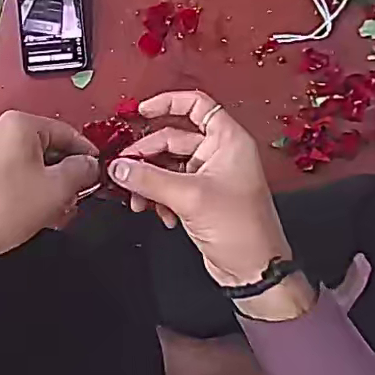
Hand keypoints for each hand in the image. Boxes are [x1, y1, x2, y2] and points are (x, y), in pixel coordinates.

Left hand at [0, 111, 99, 269]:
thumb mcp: (58, 188)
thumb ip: (82, 171)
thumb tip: (90, 165)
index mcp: (19, 124)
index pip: (68, 132)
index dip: (87, 155)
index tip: (97, 171)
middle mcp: (2, 132)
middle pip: (51, 149)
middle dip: (67, 175)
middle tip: (78, 195)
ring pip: (36, 166)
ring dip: (51, 188)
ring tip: (58, 211)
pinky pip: (18, 177)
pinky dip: (32, 192)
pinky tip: (39, 214)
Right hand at [109, 92, 312, 318]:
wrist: (254, 271)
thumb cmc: (240, 229)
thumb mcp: (189, 197)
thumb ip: (149, 179)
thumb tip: (120, 166)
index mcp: (228, 140)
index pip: (196, 105)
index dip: (167, 103)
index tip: (141, 111)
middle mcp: (220, 153)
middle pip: (174, 138)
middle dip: (147, 155)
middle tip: (125, 169)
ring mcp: (211, 175)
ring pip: (169, 165)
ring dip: (149, 180)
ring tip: (137, 198)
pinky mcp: (202, 197)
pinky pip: (171, 185)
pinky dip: (159, 196)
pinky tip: (158, 213)